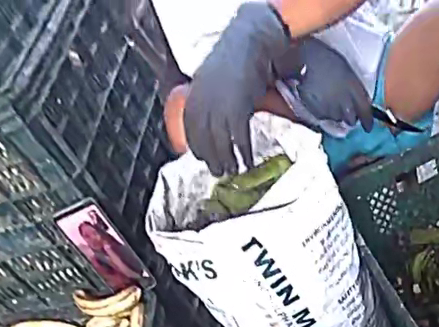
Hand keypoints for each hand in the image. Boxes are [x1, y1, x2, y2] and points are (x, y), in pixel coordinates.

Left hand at [184, 3, 292, 174]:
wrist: (249, 42)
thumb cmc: (236, 61)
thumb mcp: (216, 79)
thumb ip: (212, 98)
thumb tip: (216, 121)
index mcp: (196, 90)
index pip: (190, 123)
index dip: (195, 143)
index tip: (202, 158)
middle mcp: (204, 97)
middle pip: (203, 135)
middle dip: (211, 157)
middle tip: (219, 172)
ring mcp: (220, 102)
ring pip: (219, 139)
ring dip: (227, 159)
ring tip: (234, 171)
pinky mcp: (238, 105)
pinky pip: (238, 136)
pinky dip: (243, 152)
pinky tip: (248, 162)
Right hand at [290, 38, 372, 129]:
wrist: (300, 57)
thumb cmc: (323, 57)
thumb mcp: (344, 68)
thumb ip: (354, 88)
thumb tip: (362, 102)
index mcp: (353, 89)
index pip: (365, 112)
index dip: (367, 121)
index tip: (368, 127)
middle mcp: (344, 104)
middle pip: (351, 120)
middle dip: (348, 116)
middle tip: (342, 106)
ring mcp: (331, 110)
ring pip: (337, 118)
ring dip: (334, 112)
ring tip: (326, 97)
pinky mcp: (318, 113)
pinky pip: (323, 116)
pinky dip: (322, 109)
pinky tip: (317, 97)